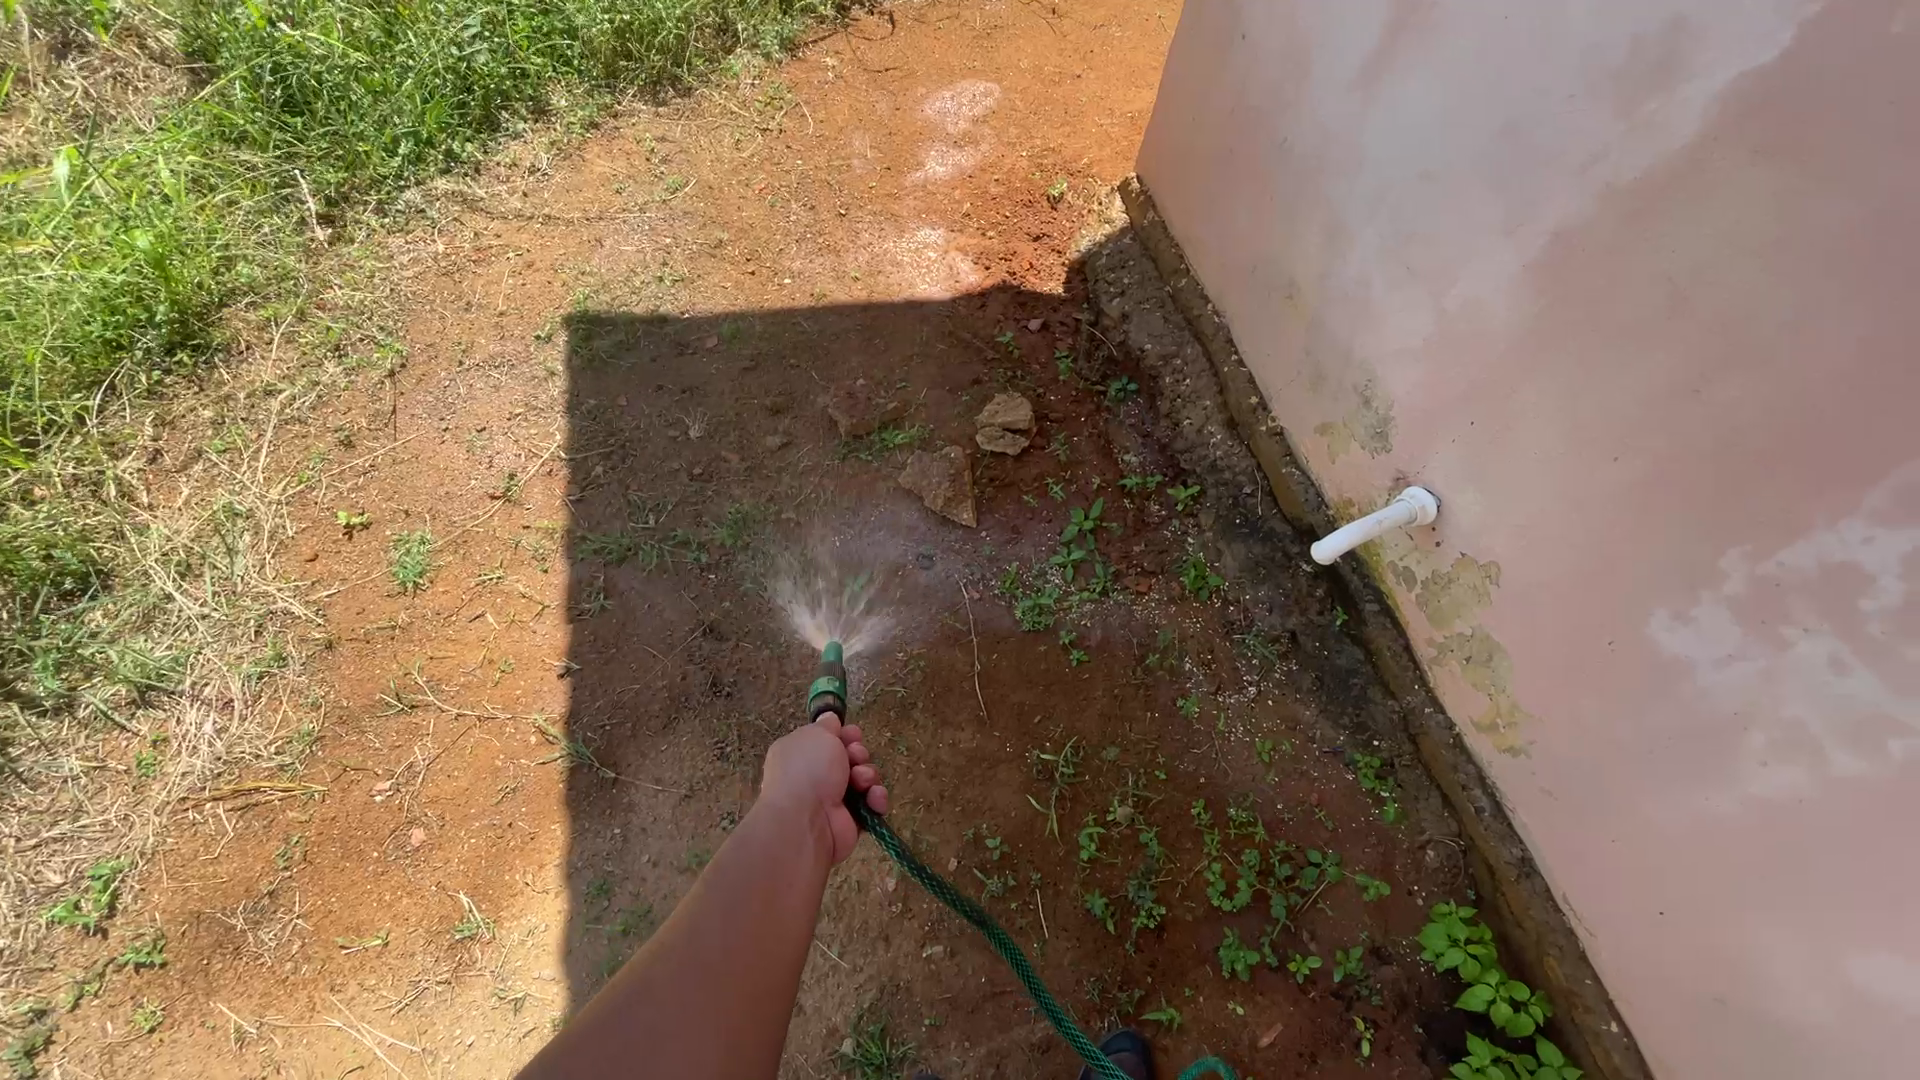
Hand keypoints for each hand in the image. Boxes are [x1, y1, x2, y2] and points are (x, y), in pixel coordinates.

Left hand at [759, 712, 888, 864]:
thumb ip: (827, 725)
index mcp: (801, 754)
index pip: (829, 740)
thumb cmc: (808, 769)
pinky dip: (876, 799)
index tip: (852, 734)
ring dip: (868, 775)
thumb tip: (830, 718)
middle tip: (855, 758)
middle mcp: (815, 776)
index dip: (845, 735)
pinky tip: (873, 798)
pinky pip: (871, 804)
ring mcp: (832, 800)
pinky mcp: (850, 821)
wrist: (806, 820)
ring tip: (862, 781)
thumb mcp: (816, 735)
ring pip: (864, 779)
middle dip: (859, 754)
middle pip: (850, 757)